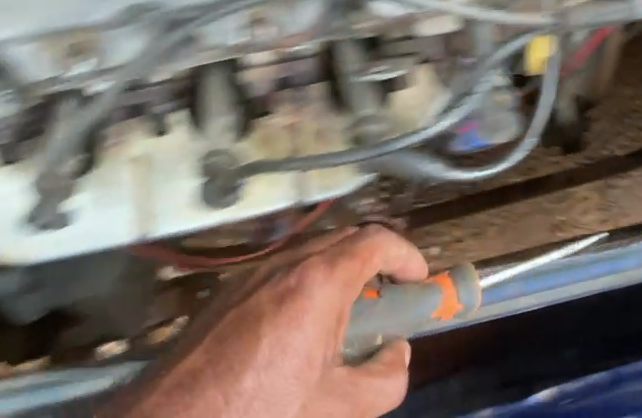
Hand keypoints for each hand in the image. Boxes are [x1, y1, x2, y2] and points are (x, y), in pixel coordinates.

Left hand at [108, 225, 429, 417]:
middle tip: (388, 301)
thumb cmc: (257, 413)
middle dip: (375, 263)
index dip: (407, 256)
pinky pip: (278, 275)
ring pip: (309, 256)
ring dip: (338, 275)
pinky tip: (294, 337)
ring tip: (343, 321)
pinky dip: (303, 288)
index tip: (420, 282)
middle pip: (345, 241)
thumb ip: (384, 381)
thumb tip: (397, 355)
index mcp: (318, 282)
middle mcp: (285, 265)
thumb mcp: (335, 410)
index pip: (378, 241)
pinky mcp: (221, 297)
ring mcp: (249, 277)